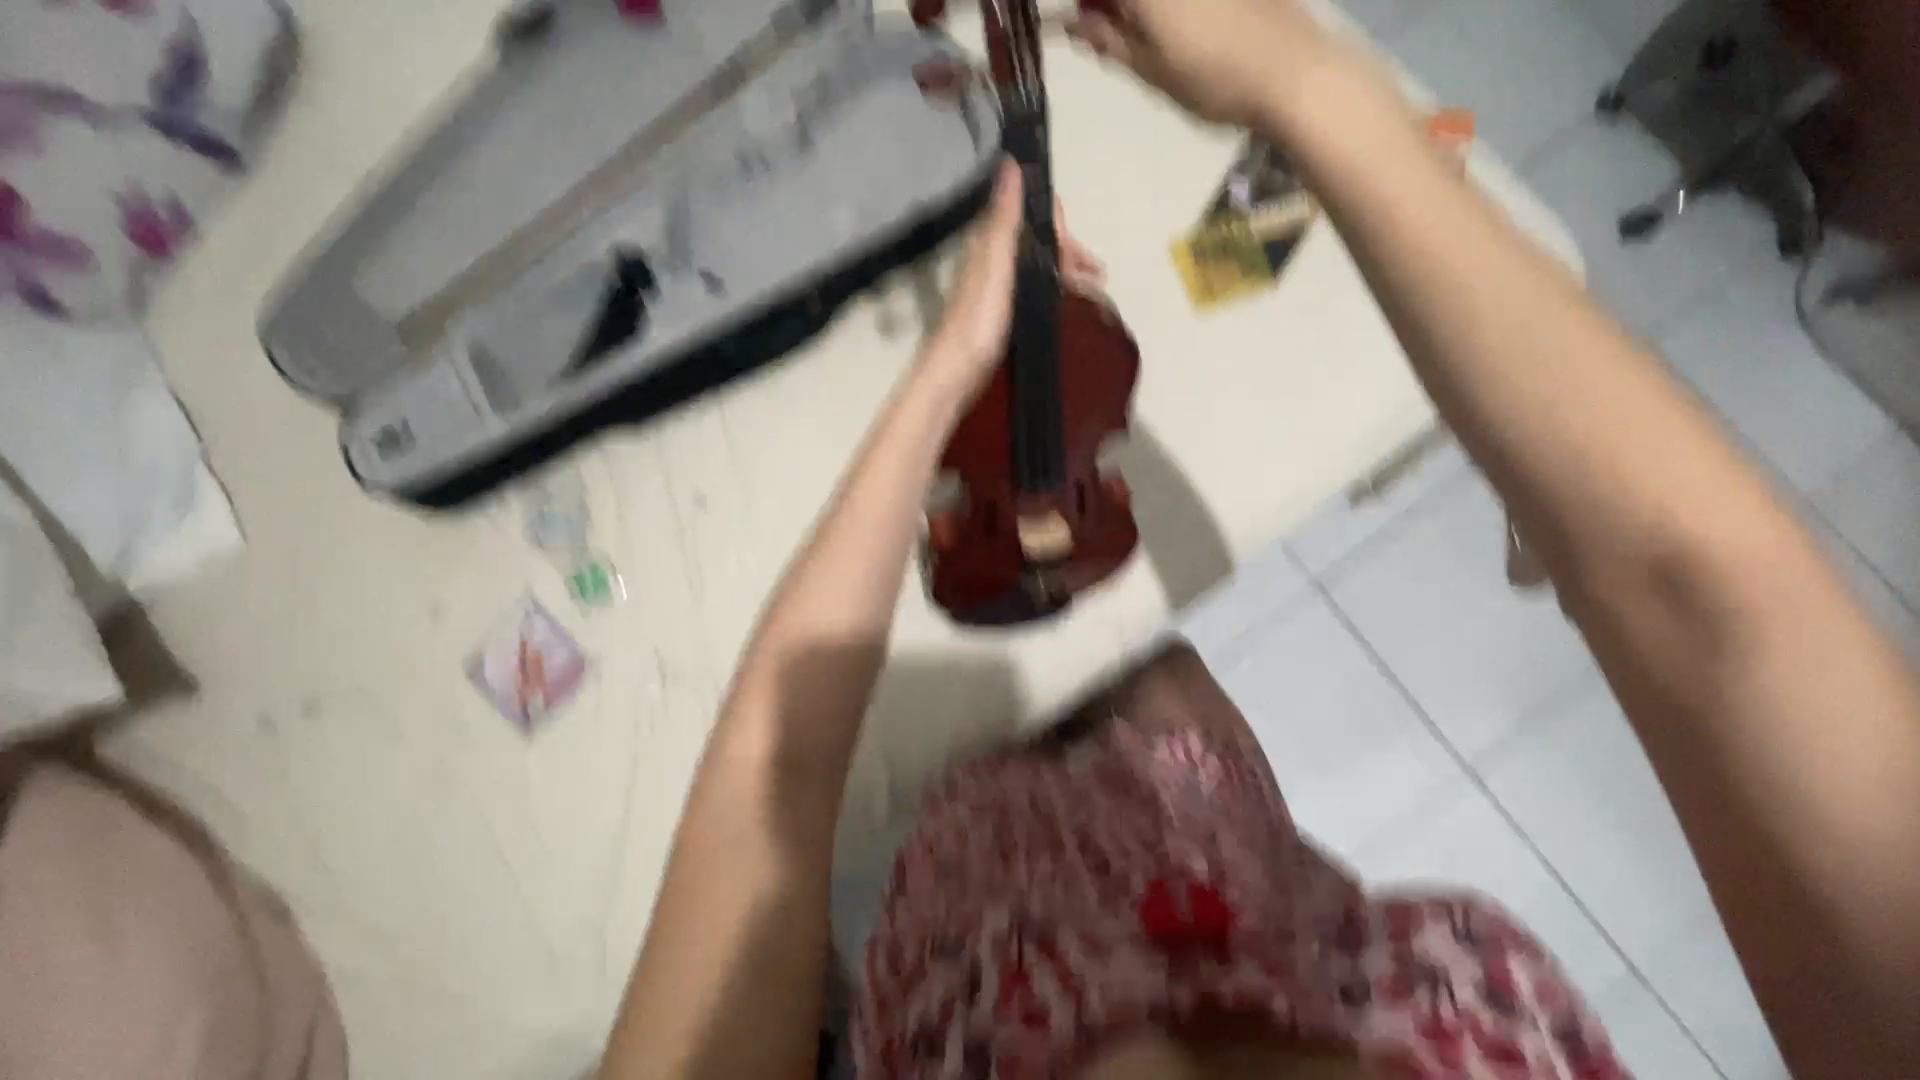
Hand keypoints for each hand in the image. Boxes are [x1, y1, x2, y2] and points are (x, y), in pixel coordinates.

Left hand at [922, 160, 1107, 395]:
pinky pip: (1034, 289)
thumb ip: (1005, 218)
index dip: (1057, 224)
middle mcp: (991, 259)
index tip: (1079, 247)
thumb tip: (1010, 163)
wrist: (955, 373)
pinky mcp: (999, 313)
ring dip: (1067, 271)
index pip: (1029, 215)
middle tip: (1099, 274)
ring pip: (1037, 265)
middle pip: (1037, 241)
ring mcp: (995, 287)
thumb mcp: (996, 264)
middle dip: (1069, 252)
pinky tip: (1066, 304)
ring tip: (1096, 290)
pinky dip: (1055, 290)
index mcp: (990, 243)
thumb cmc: (977, 321)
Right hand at [1068, 0, 1338, 127]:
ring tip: (1146, 38)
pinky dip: (1169, 12)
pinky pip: (1185, 3)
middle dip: (1109, 8)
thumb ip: (1107, 40)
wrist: (1294, 72)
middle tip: (1108, 34)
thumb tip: (1071, 22)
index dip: (1081, 7)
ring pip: (1154, 2)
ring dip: (1137, 13)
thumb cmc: (1214, 79)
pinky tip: (1183, 30)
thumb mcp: (1150, 70)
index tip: (1080, 25)